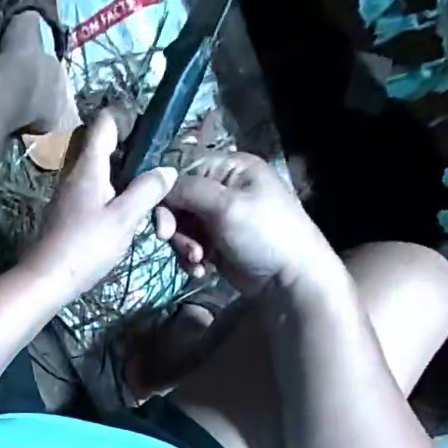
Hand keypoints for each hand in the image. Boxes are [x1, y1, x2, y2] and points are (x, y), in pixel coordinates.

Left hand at [23, 110, 177, 297]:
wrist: (47, 279)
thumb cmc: (86, 245)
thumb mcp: (124, 218)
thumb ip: (147, 190)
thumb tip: (167, 170)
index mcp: (89, 165)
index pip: (106, 122)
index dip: (128, 120)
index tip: (151, 136)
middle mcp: (77, 173)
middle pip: (107, 150)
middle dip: (134, 157)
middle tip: (157, 176)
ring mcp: (71, 195)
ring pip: (104, 176)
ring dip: (126, 184)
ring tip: (148, 202)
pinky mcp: (70, 214)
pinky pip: (97, 196)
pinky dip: (114, 200)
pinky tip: (126, 220)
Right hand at [160, 152, 340, 295]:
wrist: (288, 279)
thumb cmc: (263, 234)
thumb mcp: (226, 206)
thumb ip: (189, 190)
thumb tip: (158, 185)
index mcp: (231, 167)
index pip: (182, 171)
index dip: (167, 195)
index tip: (164, 223)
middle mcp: (223, 187)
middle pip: (178, 200)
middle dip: (176, 225)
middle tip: (176, 243)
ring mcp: (219, 216)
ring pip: (181, 225)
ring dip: (184, 245)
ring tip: (198, 260)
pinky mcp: (216, 241)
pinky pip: (189, 244)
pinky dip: (191, 258)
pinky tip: (201, 269)